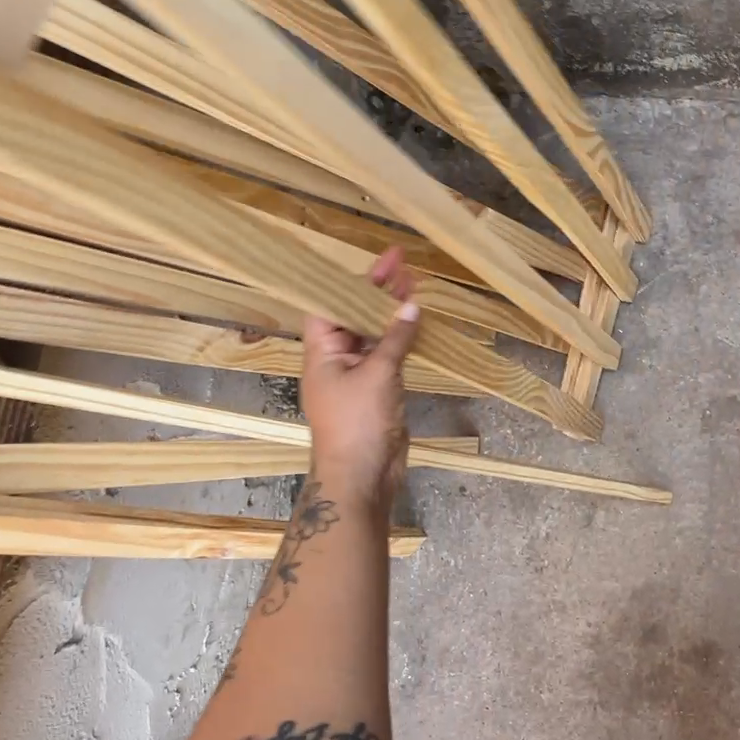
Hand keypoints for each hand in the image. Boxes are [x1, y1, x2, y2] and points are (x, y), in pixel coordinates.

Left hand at [300, 248, 420, 510]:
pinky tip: (418, 324)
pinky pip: (387, 356)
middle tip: (405, 267)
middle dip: (377, 292)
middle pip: (354, 317)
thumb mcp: (378, 375)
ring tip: (415, 287)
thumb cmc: (358, 422)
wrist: (362, 476)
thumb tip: (411, 306)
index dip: (354, 281)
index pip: (331, 305)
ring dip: (391, 314)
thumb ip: (395, 338)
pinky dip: (401, 339)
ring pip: (373, 336)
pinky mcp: (376, 391)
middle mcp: (335, 360)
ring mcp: (356, 376)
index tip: (382, 262)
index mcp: (321, 353)